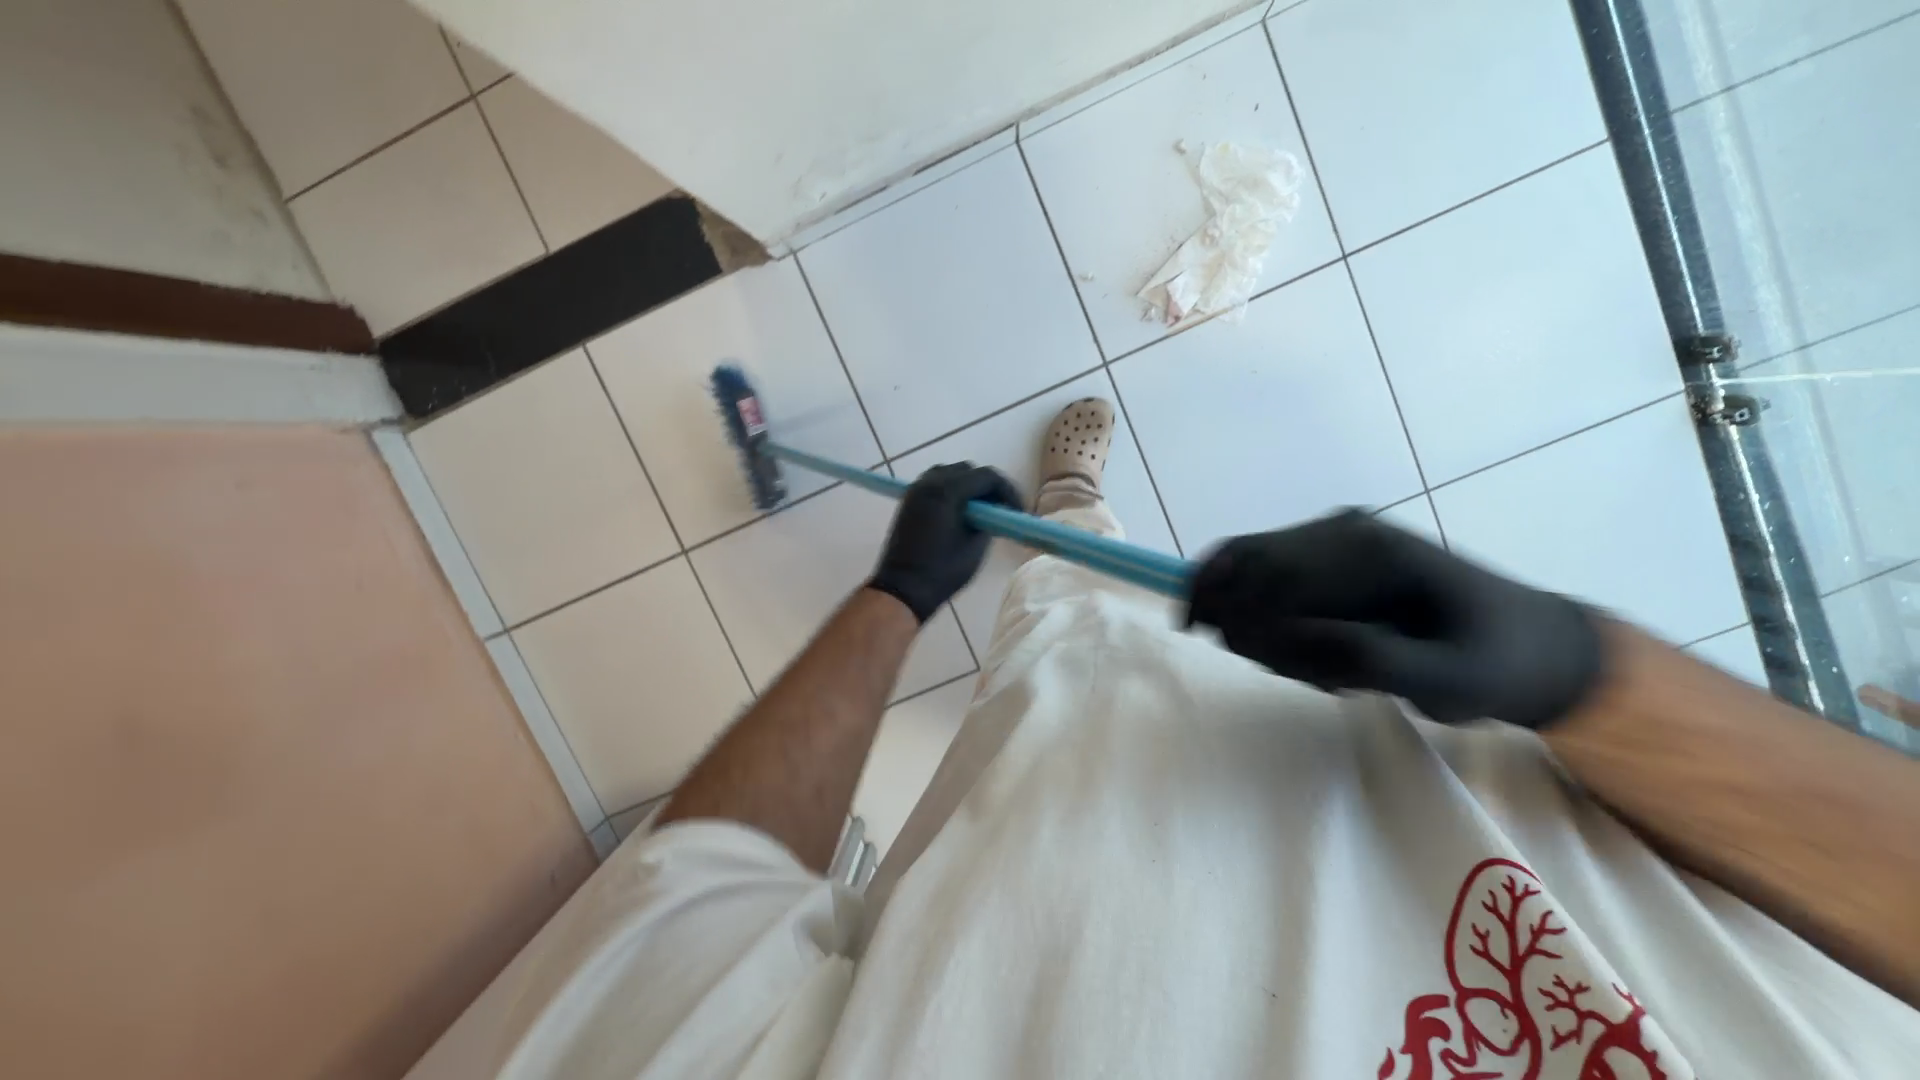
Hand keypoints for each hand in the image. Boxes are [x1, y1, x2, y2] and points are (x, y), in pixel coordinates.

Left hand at [868, 463, 1021, 622]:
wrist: (903, 588)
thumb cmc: (943, 571)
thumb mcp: (976, 546)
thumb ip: (988, 522)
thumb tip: (992, 512)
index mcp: (947, 491)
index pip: (986, 476)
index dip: (1007, 490)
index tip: (1017, 510)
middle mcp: (929, 483)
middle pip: (967, 471)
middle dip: (988, 487)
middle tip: (1001, 509)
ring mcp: (916, 490)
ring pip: (949, 474)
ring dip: (968, 486)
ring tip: (980, 510)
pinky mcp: (909, 501)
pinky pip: (934, 485)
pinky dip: (951, 491)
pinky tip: (960, 512)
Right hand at [1186, 510, 1603, 728]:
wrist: (1537, 646)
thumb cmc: (1495, 664)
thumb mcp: (1445, 679)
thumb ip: (1366, 656)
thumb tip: (1283, 634)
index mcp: (1371, 549)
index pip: (1266, 568)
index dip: (1234, 611)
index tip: (1241, 655)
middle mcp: (1343, 530)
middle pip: (1244, 562)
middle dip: (1242, 620)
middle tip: (1289, 671)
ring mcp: (1334, 539)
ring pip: (1247, 572)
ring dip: (1257, 626)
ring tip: (1316, 670)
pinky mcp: (1330, 557)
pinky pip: (1266, 580)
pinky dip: (1266, 621)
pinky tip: (1308, 653)